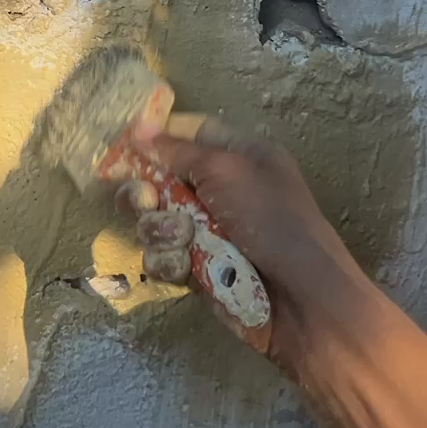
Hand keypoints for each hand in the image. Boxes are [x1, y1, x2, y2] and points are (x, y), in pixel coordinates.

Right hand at [118, 114, 361, 367]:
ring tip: (179, 238)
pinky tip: (184, 266)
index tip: (124, 142)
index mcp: (239, 155)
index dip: (157, 135)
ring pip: (154, 218)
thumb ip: (178, 150)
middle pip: (161, 176)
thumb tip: (138, 128)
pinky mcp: (198, 265)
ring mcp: (208, 229)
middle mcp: (221, 188)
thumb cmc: (270, 219)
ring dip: (158, 228)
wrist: (301, 299)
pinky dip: (168, 259)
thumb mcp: (226, 170)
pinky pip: (162, 254)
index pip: (189, 132)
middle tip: (143, 201)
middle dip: (145, 189)